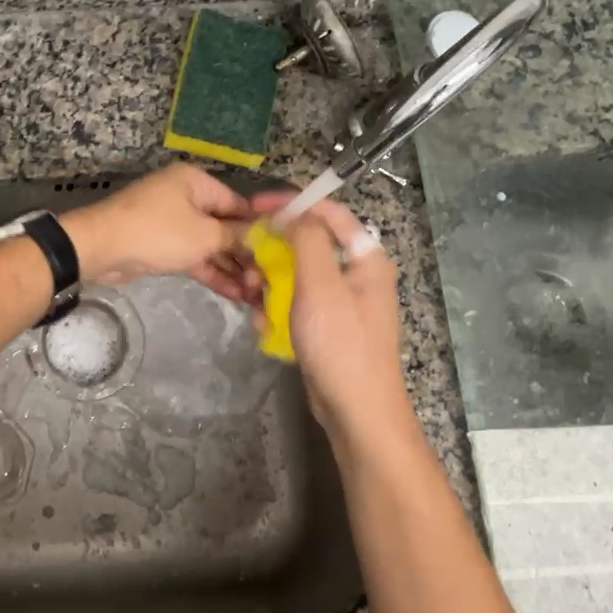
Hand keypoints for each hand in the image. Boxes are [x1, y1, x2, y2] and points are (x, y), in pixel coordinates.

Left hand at [62, 164, 258, 304]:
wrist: (101, 249)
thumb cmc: (157, 232)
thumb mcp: (204, 235)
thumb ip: (237, 235)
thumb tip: (265, 234)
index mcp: (197, 183)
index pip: (240, 204)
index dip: (261, 228)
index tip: (284, 251)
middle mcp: (186, 198)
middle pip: (226, 227)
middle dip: (247, 255)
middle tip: (272, 281)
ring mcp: (173, 223)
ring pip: (210, 246)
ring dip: (232, 269)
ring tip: (259, 295)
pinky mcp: (162, 246)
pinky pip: (194, 257)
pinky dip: (212, 273)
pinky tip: (236, 295)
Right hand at [249, 192, 410, 442]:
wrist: (356, 410)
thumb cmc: (341, 344)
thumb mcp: (321, 285)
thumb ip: (307, 240)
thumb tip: (293, 211)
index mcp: (365, 258)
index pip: (328, 212)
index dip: (292, 202)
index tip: (255, 205)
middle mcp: (357, 274)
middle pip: (309, 242)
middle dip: (275, 249)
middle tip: (247, 259)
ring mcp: (343, 301)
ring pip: (298, 273)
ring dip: (271, 280)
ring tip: (252, 296)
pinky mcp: (328, 324)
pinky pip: (297, 301)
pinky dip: (277, 306)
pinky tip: (263, 322)